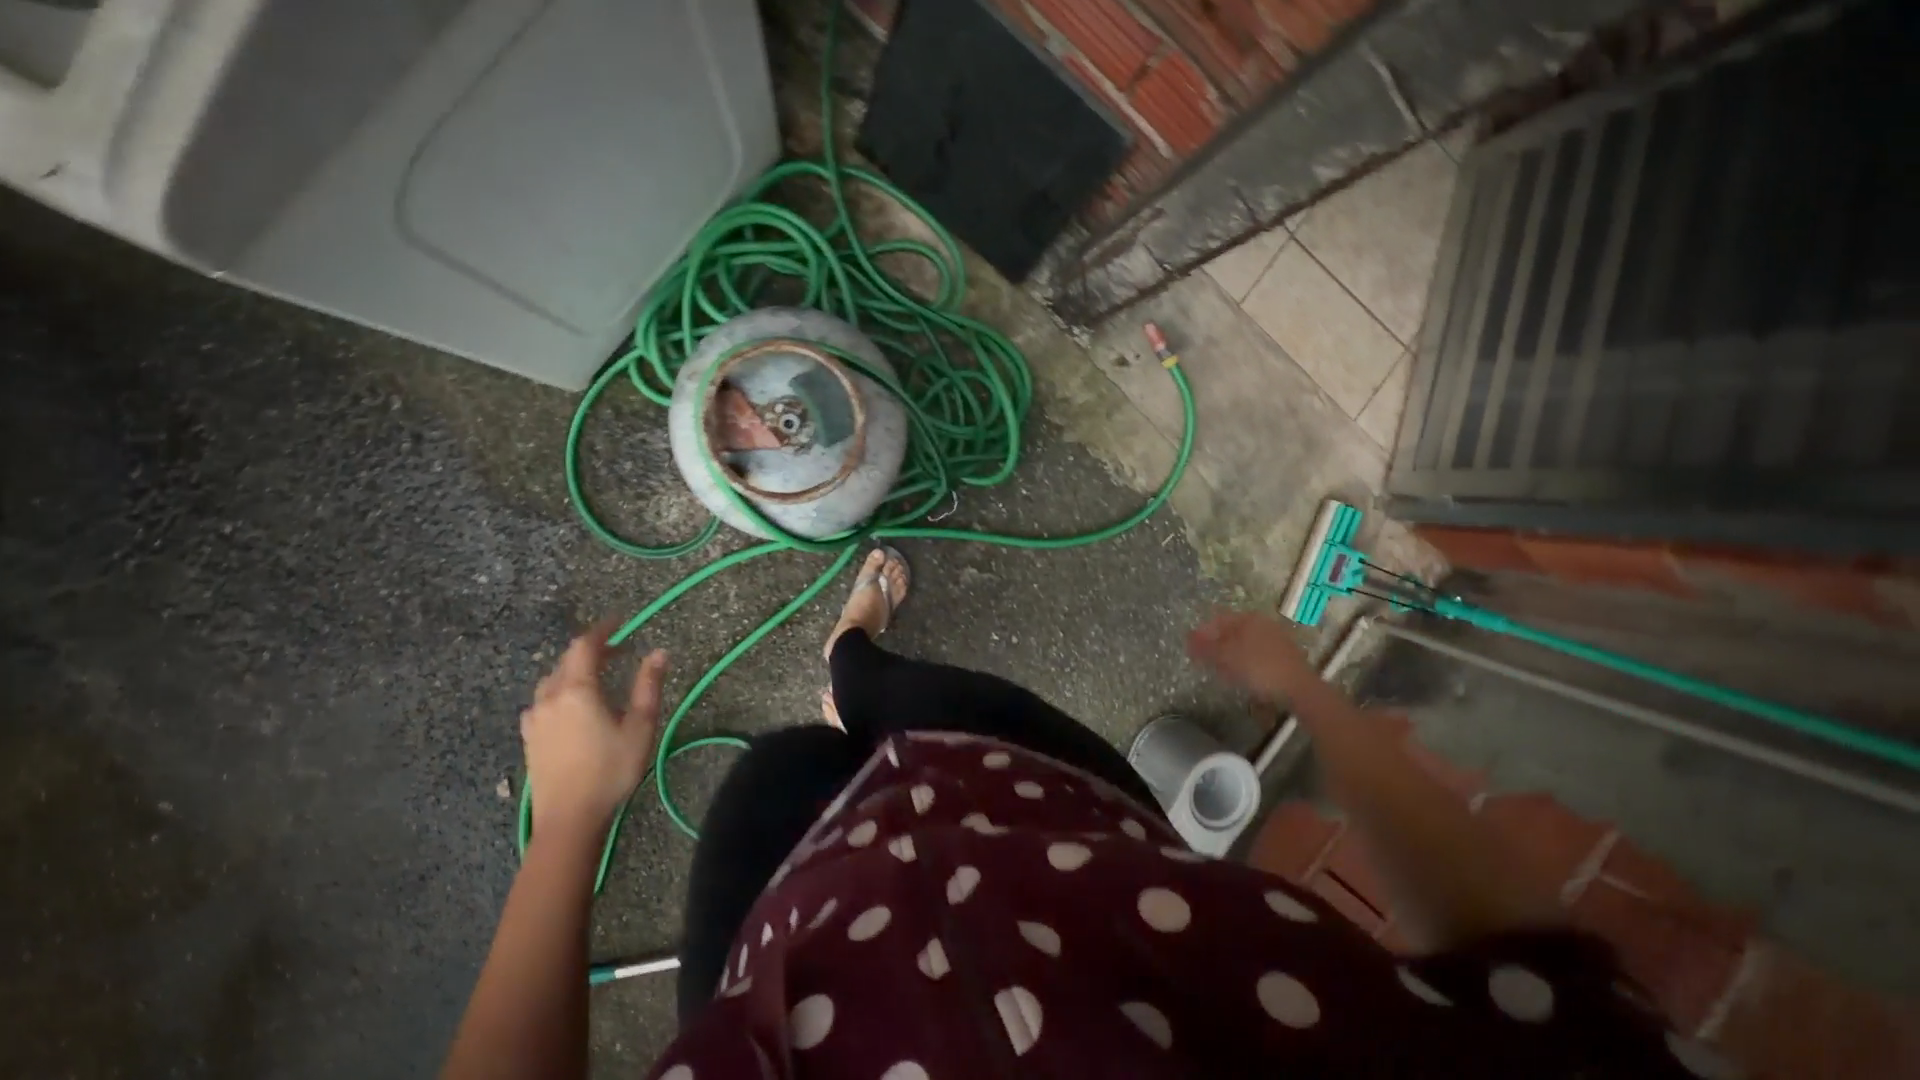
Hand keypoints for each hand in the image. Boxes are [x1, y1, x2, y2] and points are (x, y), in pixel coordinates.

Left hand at [522, 622, 667, 838]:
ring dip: (573, 672)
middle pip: (566, 661)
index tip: (620, 621)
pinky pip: (543, 702)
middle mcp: (550, 697)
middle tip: (616, 651)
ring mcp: (535, 718)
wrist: (568, 818)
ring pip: (551, 681)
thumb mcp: (640, 727)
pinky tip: (570, 707)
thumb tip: (659, 652)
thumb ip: (648, 686)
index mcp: (577, 689)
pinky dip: (559, 693)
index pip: (585, 646)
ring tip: (595, 677)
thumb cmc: (610, 770)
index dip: (602, 630)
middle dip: (590, 650)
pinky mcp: (530, 738)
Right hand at [1187, 611, 1315, 700]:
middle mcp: (1262, 623)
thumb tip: (1187, 638)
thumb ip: (1205, 647)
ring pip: (1245, 643)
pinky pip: (1257, 654)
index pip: (1217, 620)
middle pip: (1232, 631)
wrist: (1298, 687)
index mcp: (1247, 618)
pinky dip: (1245, 662)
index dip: (1201, 634)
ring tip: (1222, 672)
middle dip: (1216, 645)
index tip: (1191, 650)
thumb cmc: (1258, 668)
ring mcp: (1276, 638)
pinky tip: (1242, 677)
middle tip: (1205, 662)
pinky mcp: (1285, 655)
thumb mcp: (1225, 657)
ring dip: (1230, 656)